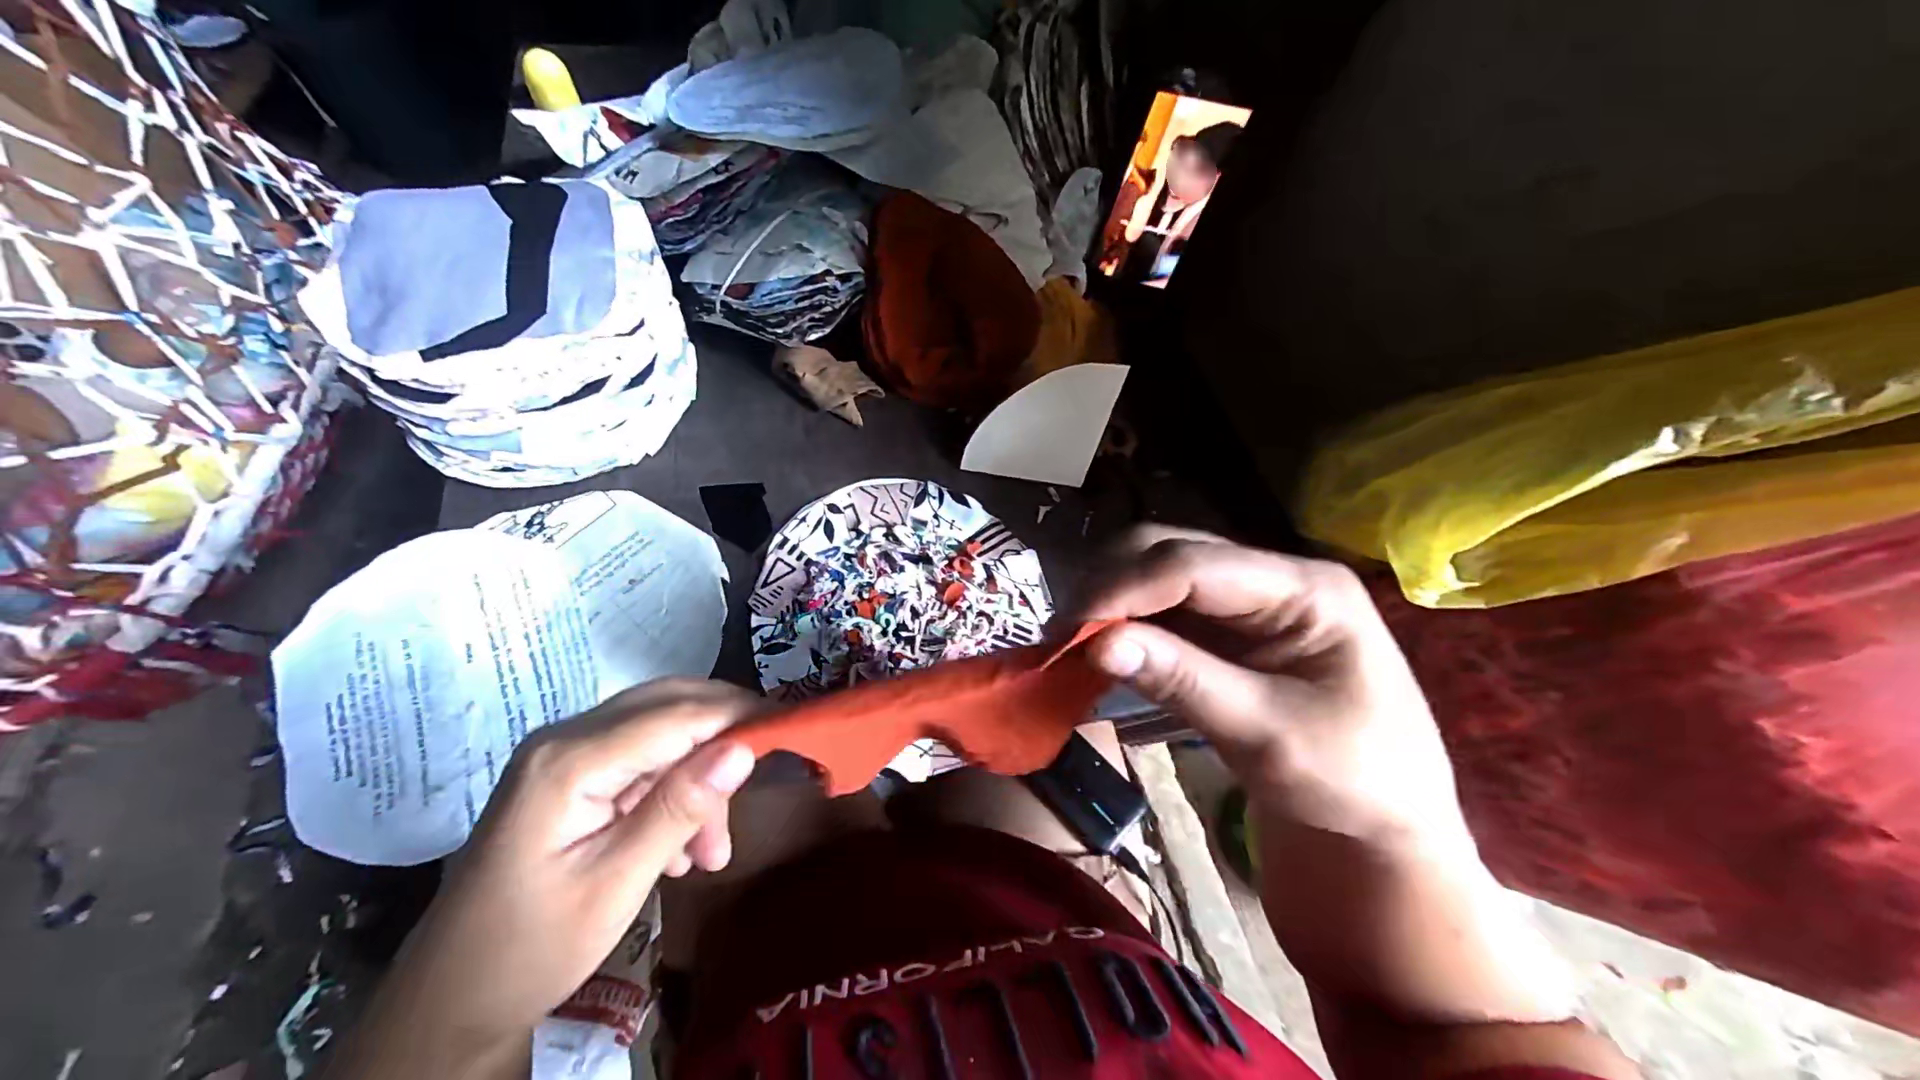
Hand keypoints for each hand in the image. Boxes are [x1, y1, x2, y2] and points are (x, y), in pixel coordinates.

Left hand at [334, 680, 758, 1075]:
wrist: (448, 1000)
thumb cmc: (531, 948)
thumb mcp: (616, 884)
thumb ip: (679, 808)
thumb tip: (743, 748)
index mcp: (569, 761)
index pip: (676, 714)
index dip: (739, 714)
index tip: (795, 726)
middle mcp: (565, 739)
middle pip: (668, 705)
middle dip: (723, 739)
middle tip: (764, 777)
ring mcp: (564, 754)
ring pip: (661, 732)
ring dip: (699, 777)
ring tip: (713, 850)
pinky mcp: (570, 775)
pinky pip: (641, 760)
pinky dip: (674, 791)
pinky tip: (682, 846)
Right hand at [1078, 527, 1471, 856]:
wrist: (1380, 831)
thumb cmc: (1352, 784)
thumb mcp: (1271, 735)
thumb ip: (1184, 681)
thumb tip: (1096, 643)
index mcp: (1306, 588)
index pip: (1195, 564)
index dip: (1126, 587)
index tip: (1070, 627)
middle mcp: (1271, 580)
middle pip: (1170, 553)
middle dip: (1111, 585)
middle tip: (1063, 635)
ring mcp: (1245, 605)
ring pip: (1155, 578)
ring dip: (1110, 603)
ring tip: (1069, 643)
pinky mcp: (1223, 634)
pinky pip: (1159, 614)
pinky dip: (1122, 628)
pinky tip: (1095, 651)